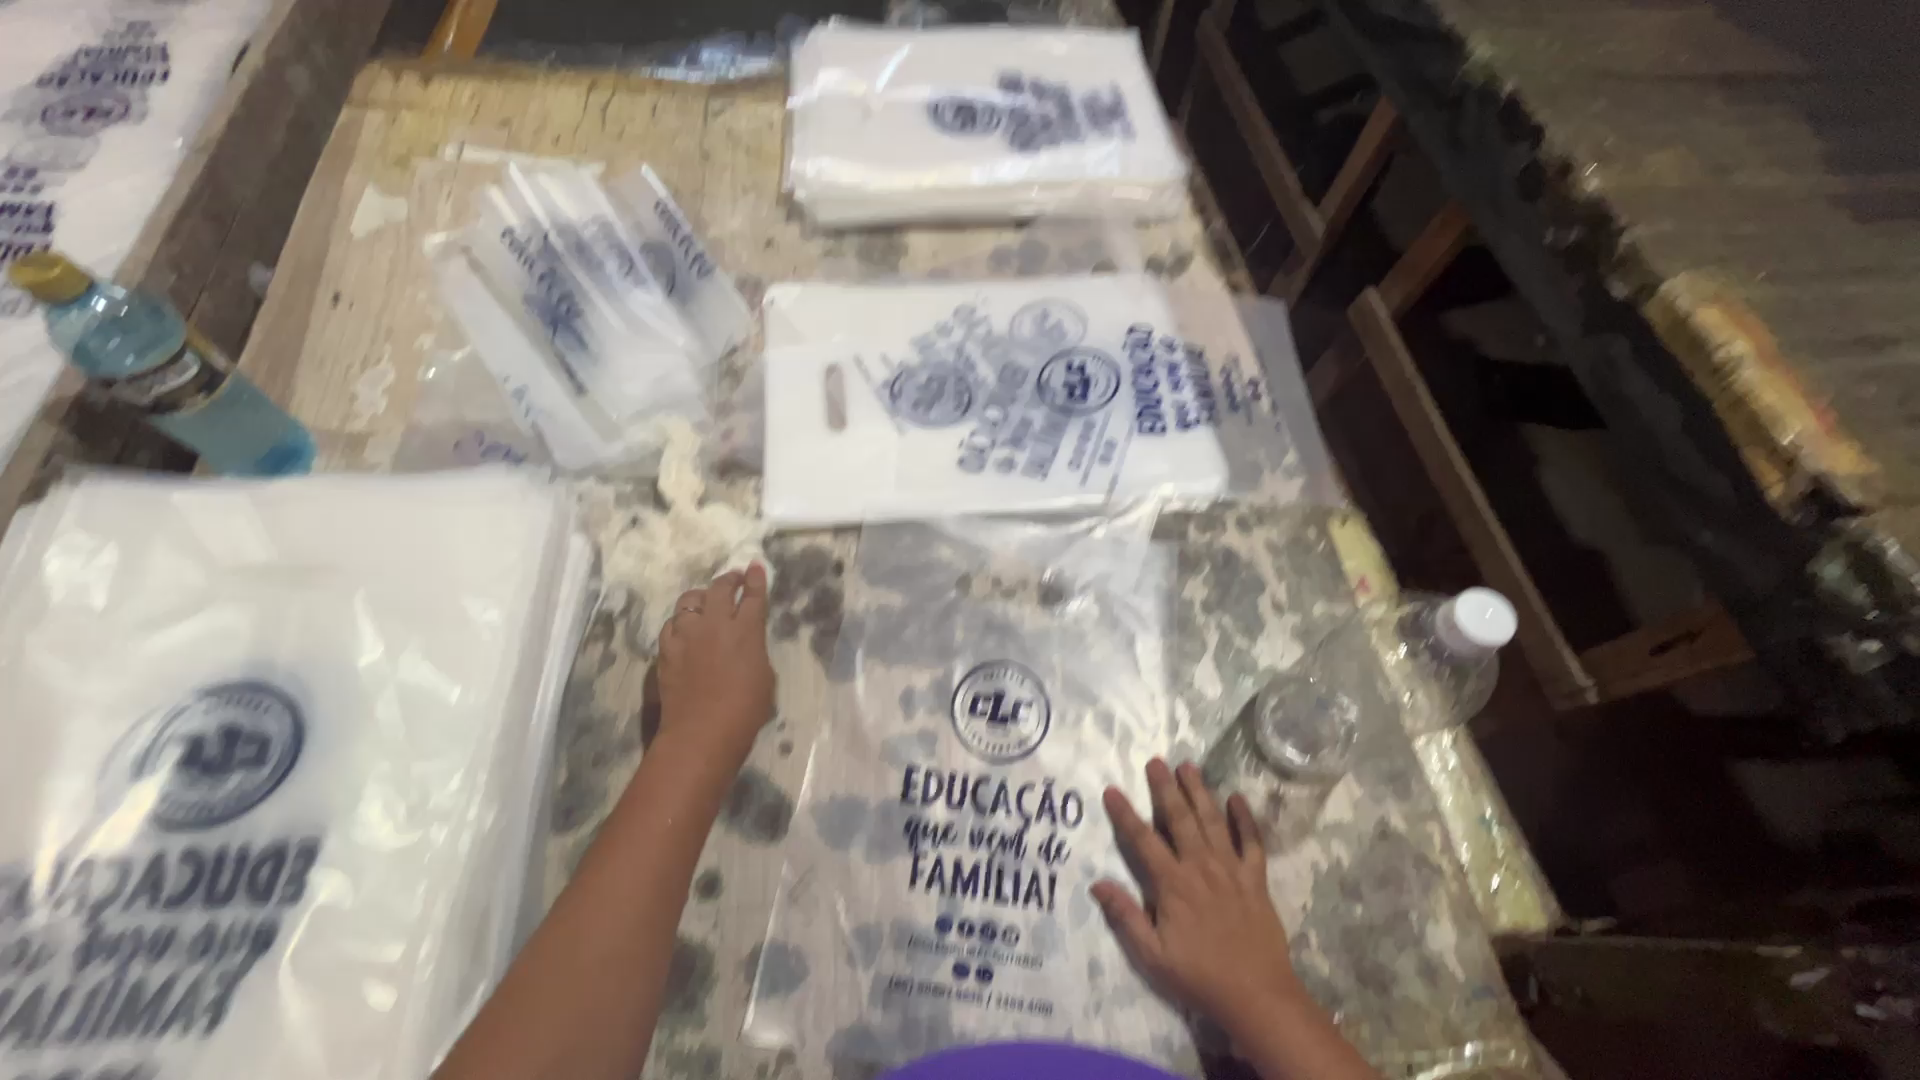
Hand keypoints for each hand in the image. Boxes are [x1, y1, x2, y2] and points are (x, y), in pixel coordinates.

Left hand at [655, 563, 774, 757]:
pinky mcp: (666, 649)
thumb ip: (755, 651)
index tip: (754, 566)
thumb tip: (746, 643)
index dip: (755, 578)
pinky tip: (684, 628)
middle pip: (719, 589)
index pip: (753, 595)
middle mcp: (716, 624)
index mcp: (747, 630)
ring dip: (701, 597)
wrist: (702, 732)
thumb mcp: (765, 676)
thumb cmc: (745, 710)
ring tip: (705, 601)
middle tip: (733, 579)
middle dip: (728, 580)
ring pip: (690, 600)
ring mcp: (687, 635)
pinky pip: (672, 624)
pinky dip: (681, 622)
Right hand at [1092, 759, 1304, 1037]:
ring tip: (1188, 766)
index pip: (1143, 841)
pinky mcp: (1255, 880)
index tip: (1112, 790)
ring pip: (1213, 822)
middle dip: (1165, 788)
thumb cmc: (1199, 976)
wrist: (1257, 995)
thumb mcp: (1153, 955)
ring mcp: (1231, 871)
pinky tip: (1237, 798)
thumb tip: (1097, 884)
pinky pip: (1251, 843)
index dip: (1125, 814)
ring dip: (1200, 792)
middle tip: (1156, 761)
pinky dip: (1245, 819)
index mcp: (1173, 885)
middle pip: (1181, 819)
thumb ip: (1126, 917)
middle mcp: (1201, 868)